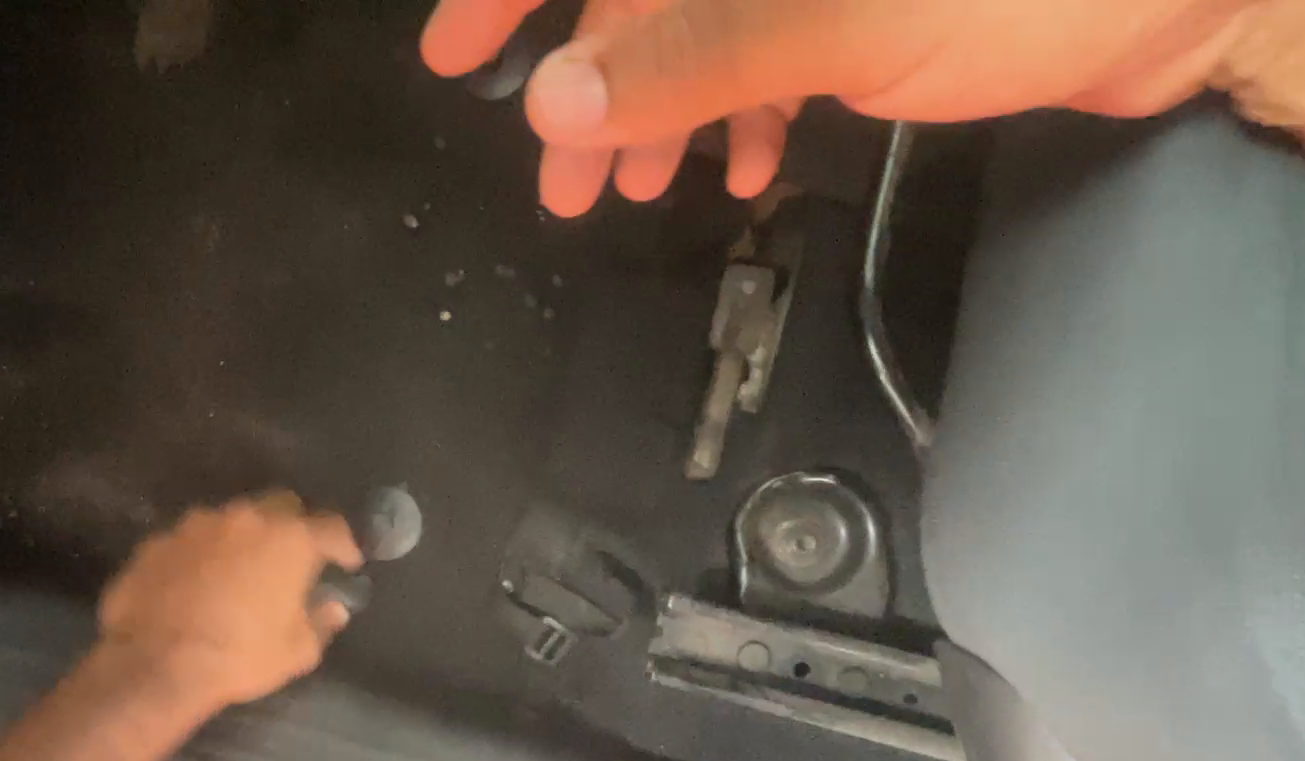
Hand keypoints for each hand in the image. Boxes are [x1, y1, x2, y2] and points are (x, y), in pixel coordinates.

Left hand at [98, 492, 363, 715]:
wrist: (155, 665)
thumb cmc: (240, 656)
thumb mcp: (298, 651)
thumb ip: (322, 622)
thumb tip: (333, 608)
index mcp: (290, 540)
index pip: (332, 526)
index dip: (345, 544)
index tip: (348, 563)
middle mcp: (246, 519)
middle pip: (282, 505)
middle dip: (295, 526)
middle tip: (294, 558)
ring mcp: (197, 525)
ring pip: (234, 518)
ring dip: (246, 537)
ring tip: (242, 569)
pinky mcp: (159, 541)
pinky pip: (193, 539)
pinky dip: (205, 554)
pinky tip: (200, 582)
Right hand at [421, 0, 1265, 215]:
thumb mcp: (836, 16)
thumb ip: (688, 55)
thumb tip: (556, 106)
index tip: (455, 59)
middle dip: (588, 92)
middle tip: (561, 189)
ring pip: (691, 32)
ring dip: (656, 120)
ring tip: (633, 196)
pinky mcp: (849, 0)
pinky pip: (759, 52)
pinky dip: (736, 113)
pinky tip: (739, 167)